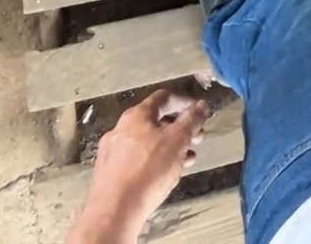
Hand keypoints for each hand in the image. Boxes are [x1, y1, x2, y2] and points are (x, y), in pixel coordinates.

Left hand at [68, 89, 208, 243]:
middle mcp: (121, 129)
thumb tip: (201, 105)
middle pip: (156, 120)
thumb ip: (192, 119)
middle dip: (181, 127)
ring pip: (148, 141)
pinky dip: (156, 160)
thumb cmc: (149, 170)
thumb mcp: (178, 140)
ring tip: (187, 159)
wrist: (113, 213)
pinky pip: (138, 159)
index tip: (200, 113)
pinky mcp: (110, 174)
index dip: (186, 101)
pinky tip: (168, 174)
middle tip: (198, 137)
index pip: (165, 97)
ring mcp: (112, 152)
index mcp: (136, 115)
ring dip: (171, 146)